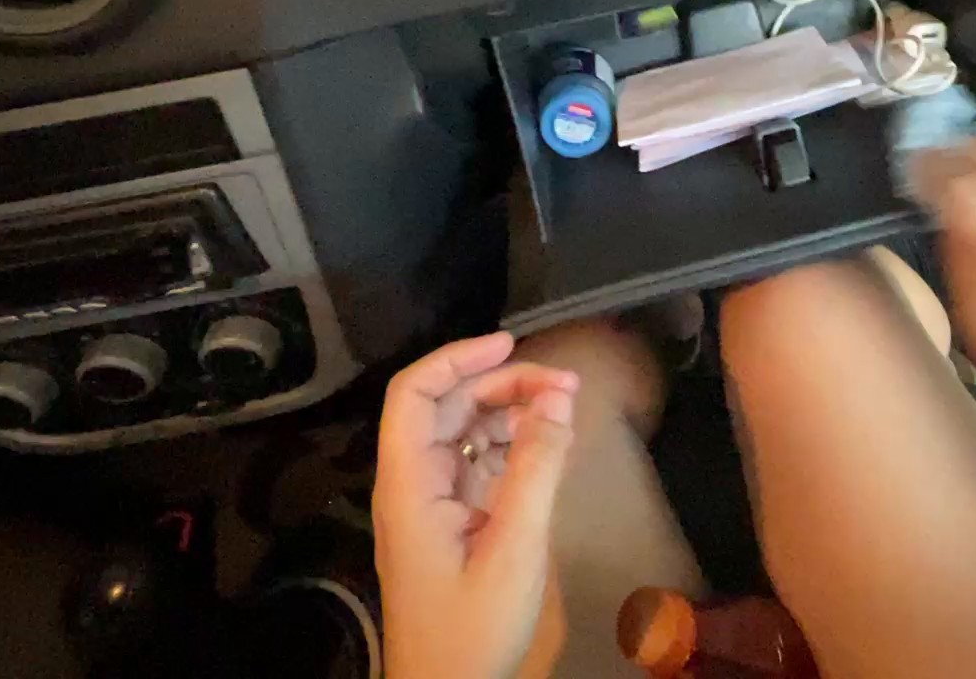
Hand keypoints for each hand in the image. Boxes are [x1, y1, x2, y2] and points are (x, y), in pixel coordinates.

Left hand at [372, 332, 579, 678]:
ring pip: (469, 426)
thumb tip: (559, 396)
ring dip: (515, 408)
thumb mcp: (513, 547)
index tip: (510, 345)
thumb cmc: (472, 631)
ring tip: (566, 406)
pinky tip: (550, 440)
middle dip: (505, 383)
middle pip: (450, 404)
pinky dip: (517, 440)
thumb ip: (537, 467)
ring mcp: (436, 498)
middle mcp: (416, 481)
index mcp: (409, 484)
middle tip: (565, 386)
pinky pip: (484, 457)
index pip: (413, 394)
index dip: (457, 359)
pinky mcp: (458, 515)